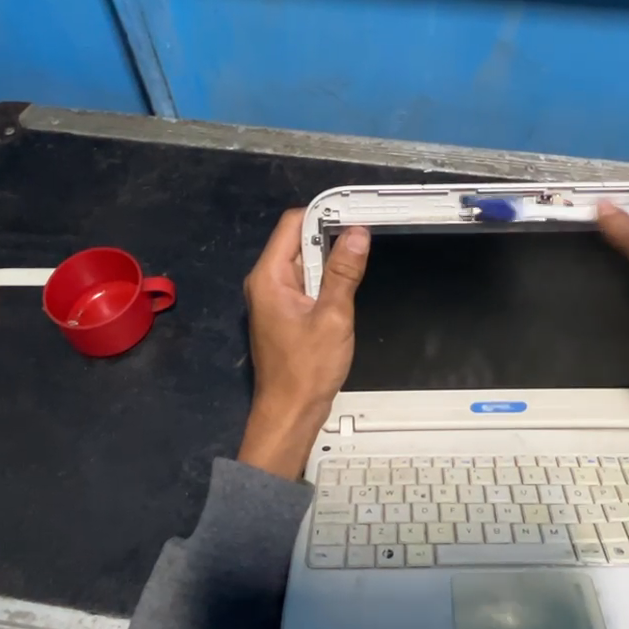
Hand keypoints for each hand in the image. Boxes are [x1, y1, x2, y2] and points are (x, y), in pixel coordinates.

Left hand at [238, 210, 370, 478]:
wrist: (290, 414)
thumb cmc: (308, 369)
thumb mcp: (333, 317)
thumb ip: (344, 273)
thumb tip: (357, 234)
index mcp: (269, 277)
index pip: (293, 224)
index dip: (323, 215)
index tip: (354, 215)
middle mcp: (265, 282)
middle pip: (297, 240)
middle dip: (330, 236)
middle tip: (364, 238)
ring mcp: (273, 297)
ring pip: (303, 261)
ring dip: (330, 260)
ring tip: (359, 262)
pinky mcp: (283, 312)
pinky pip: (304, 282)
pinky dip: (325, 279)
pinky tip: (345, 287)